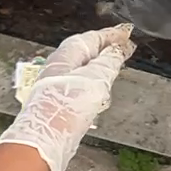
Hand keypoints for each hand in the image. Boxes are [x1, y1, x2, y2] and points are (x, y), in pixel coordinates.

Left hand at [0, 24, 135, 170]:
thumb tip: (119, 48)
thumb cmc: (68, 105)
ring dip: (98, 64)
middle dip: (104, 48)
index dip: (111, 35)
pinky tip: (98, 89)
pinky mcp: (57, 100)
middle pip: (85, 51)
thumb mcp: (96, 78)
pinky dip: (92, 80)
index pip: (93, 37)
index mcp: (67, 53)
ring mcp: (56, 83)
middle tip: (122, 46)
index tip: (126, 33)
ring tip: (114, 65)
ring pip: (81, 67)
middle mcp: (59, 65)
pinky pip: (78, 82)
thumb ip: (110, 61)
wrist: (44, 138)